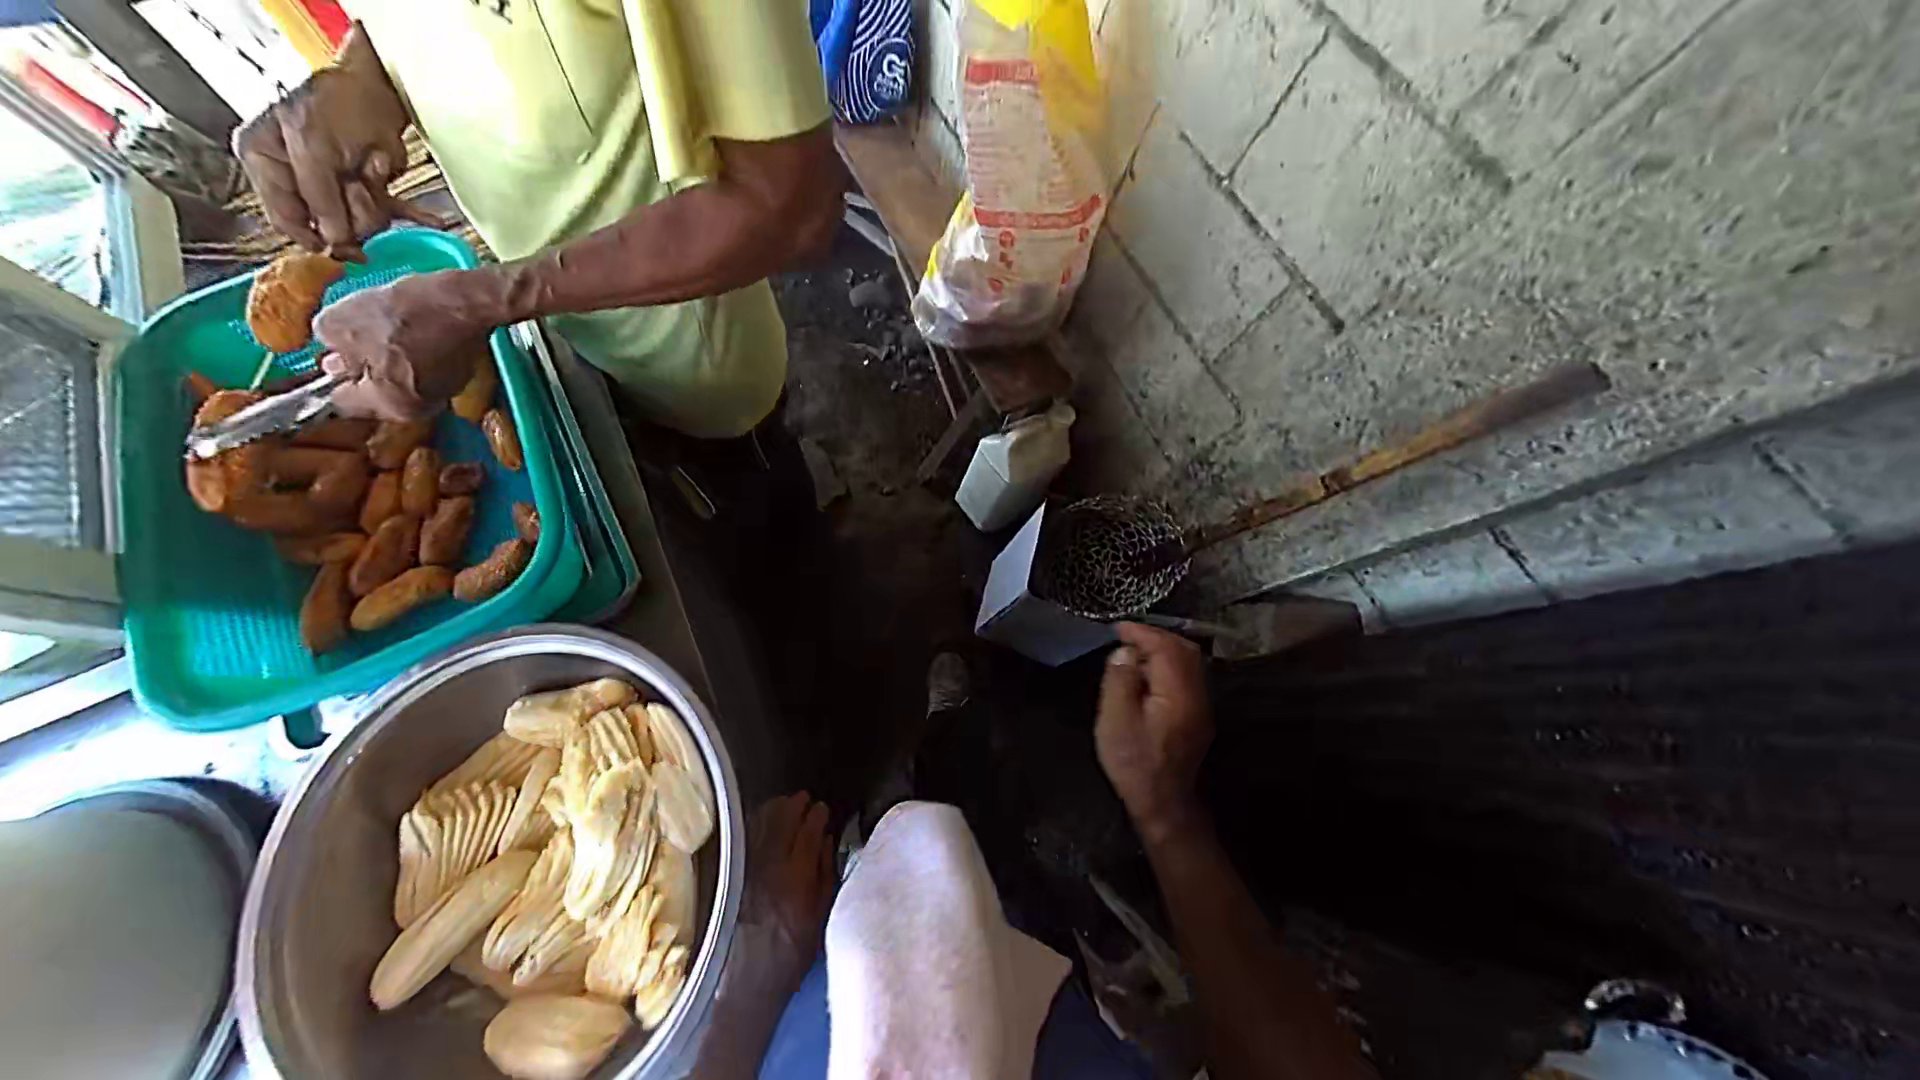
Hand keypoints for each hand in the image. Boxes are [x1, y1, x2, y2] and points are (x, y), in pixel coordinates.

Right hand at [233, 26, 412, 254]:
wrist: (372, 92)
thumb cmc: (330, 108)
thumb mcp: (313, 148)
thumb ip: (320, 196)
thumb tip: (333, 242)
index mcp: (267, 164)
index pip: (285, 218)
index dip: (313, 239)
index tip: (339, 252)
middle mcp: (301, 181)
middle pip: (331, 225)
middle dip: (350, 209)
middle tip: (356, 182)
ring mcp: (339, 189)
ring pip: (364, 223)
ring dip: (374, 201)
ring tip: (370, 168)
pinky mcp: (373, 190)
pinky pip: (397, 213)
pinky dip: (418, 215)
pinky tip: (438, 221)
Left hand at [316, 269, 492, 418]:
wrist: (461, 303)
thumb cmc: (400, 315)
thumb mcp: (338, 324)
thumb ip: (328, 349)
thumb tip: (335, 361)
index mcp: (388, 404)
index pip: (344, 402)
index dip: (330, 378)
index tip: (331, 357)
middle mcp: (420, 410)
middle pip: (378, 397)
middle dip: (365, 373)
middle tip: (360, 342)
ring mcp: (444, 394)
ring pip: (403, 386)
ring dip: (393, 367)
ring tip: (391, 336)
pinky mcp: (460, 377)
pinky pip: (426, 375)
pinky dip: (418, 360)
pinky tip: (416, 336)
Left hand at [722, 793, 834, 1006]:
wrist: (746, 984)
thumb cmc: (790, 955)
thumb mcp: (821, 917)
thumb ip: (826, 874)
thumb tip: (826, 841)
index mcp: (797, 877)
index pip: (809, 831)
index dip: (817, 815)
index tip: (823, 809)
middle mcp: (770, 866)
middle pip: (783, 820)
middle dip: (796, 804)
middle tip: (805, 799)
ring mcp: (746, 868)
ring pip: (760, 824)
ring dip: (775, 809)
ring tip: (785, 804)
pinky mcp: (730, 874)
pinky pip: (745, 837)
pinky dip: (755, 822)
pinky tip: (761, 820)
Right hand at [1096, 622, 1213, 837]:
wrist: (1163, 805)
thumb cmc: (1135, 763)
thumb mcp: (1115, 720)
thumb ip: (1120, 680)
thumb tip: (1125, 651)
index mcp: (1179, 694)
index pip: (1167, 648)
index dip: (1143, 633)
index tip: (1118, 628)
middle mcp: (1198, 695)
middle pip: (1185, 650)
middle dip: (1155, 636)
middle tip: (1126, 636)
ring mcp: (1201, 707)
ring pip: (1189, 663)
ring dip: (1163, 649)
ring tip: (1133, 651)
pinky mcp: (1197, 716)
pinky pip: (1187, 677)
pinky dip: (1167, 665)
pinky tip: (1147, 673)